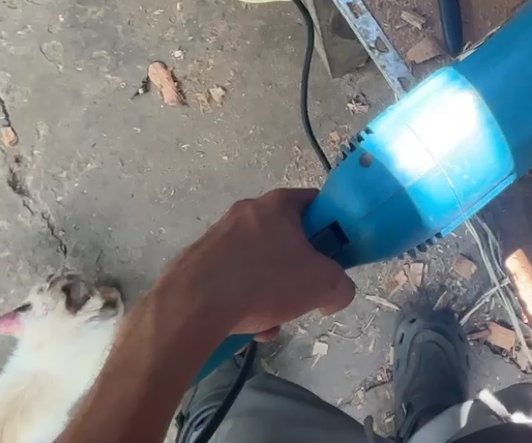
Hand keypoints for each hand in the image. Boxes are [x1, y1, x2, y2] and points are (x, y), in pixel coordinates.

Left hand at [156, 188, 355, 338]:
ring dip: (267, 289)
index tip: (331, 255)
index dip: (329, 228)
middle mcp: (246, 211)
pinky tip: (242, 328)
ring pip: (255, 261)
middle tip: (300, 292)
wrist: (190, 309)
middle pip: (284, 236)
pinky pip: (229, 277)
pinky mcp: (193, 262)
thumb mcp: (323, 286)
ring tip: (268, 322)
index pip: (315, 203)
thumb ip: (341, 287)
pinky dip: (239, 299)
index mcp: (278, 204)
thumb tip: (336, 294)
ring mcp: (216, 235)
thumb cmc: (264, 283)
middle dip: (295, 267)